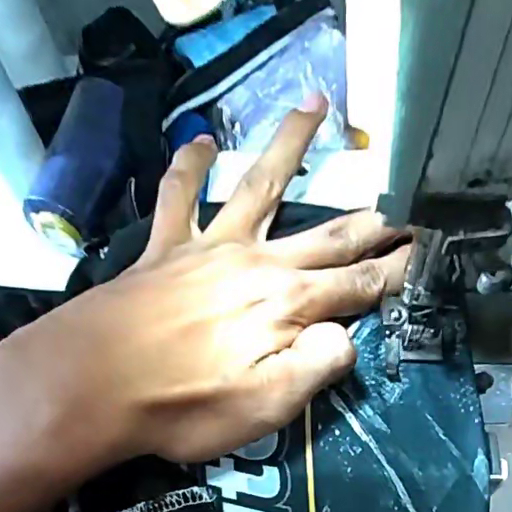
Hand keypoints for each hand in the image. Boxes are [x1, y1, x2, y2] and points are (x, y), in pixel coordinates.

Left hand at [0, 95, 409, 467]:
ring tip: (314, 105)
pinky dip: (189, 167)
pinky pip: (179, 197)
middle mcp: (257, 265)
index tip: (422, 253)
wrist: (89, 384)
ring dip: (289, 145)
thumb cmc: (184, 406)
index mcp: (288, 306)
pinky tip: (201, 143)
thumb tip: (347, 336)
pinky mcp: (164, 251)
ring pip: (259, 186)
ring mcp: (209, 250)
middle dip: (367, 223)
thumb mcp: (267, 406)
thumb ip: (316, 365)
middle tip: (397, 205)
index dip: (393, 271)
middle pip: (325, 235)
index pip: (357, 286)